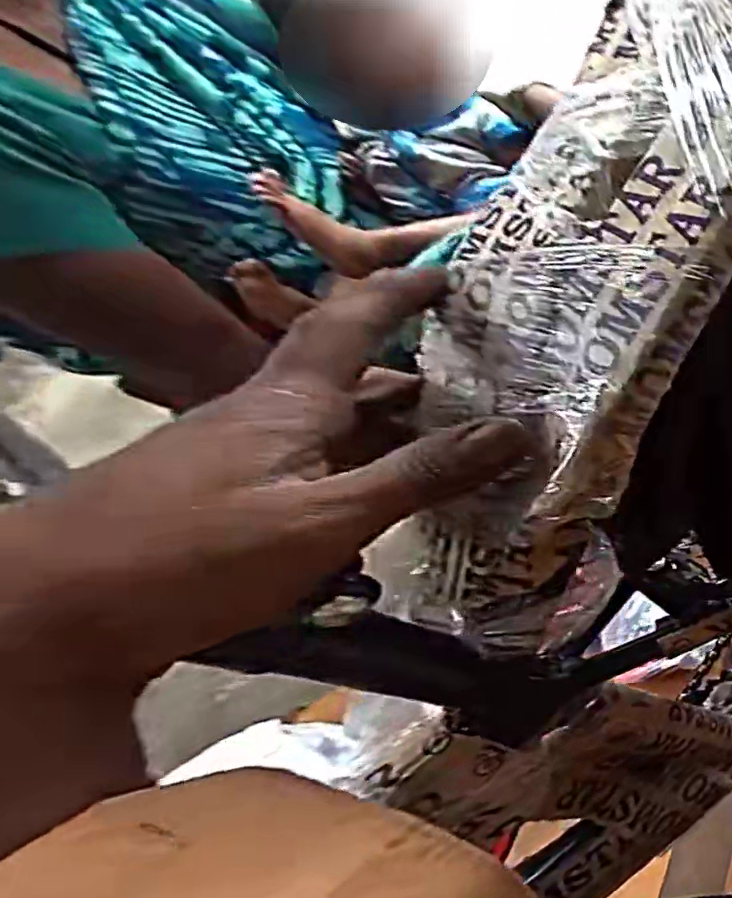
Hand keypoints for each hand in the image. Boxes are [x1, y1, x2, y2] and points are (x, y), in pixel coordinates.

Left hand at [0, 267, 536, 685]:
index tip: (449, 273)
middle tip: (498, 379)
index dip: (399, 293)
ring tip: (477, 439)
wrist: (35, 624)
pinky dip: (383, 464)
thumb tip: (517, 430)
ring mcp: (254, 457)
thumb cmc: (186, 554)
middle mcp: (273, 417)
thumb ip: (422, 472)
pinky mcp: (244, 495)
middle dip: (431, 374)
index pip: (349, 323)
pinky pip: (334, 462)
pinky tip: (413, 492)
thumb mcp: (325, 517)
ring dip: (412, 426)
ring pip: (351, 426)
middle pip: (364, 381)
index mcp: (290, 402)